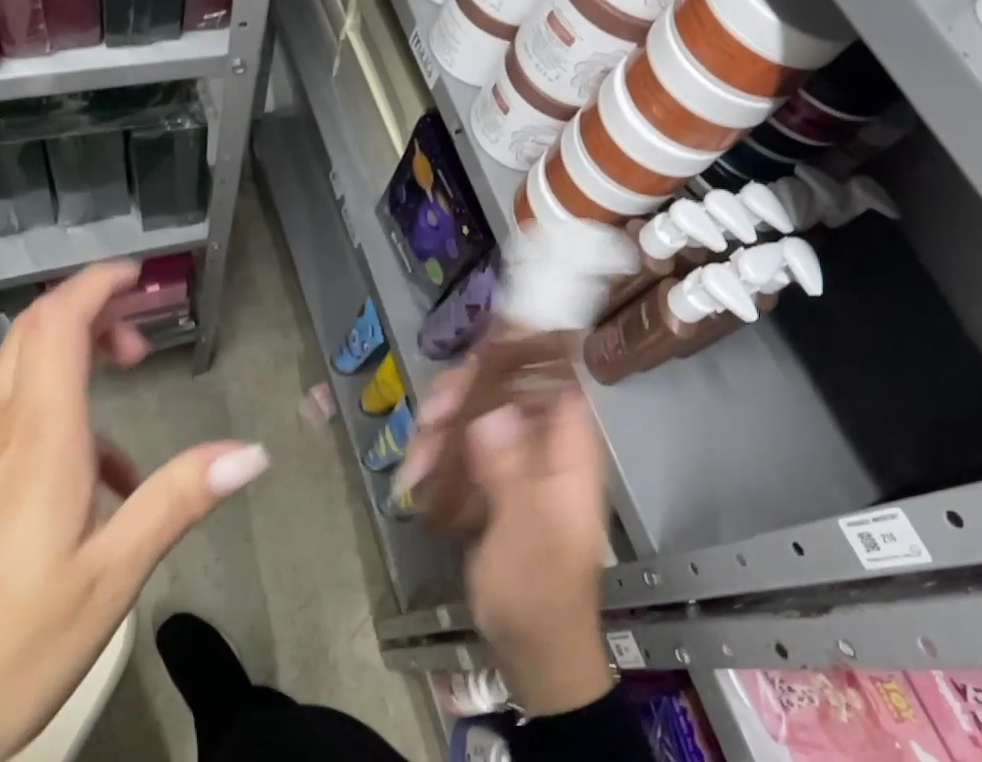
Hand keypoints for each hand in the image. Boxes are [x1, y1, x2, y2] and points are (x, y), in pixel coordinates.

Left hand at [0, 262, 271, 761]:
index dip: (96, 284)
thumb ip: (176, 502)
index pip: (56, 325)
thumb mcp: (108, 580)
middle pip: (32, 340)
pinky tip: (77, 507)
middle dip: (90, 317)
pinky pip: (1, 439)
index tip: (140, 274)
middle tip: (145, 338)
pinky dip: (50, 433)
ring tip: (130, 449)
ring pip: (17, 390)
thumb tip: (251, 450)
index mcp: (34, 443)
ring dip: (73, 381)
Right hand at [401, 363, 612, 716]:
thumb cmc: (539, 592)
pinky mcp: (490, 482)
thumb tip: (494, 411)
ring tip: (415, 458)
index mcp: (568, 450)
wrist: (532, 647)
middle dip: (464, 393)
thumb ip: (511, 470)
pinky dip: (435, 453)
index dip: (530, 347)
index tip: (487, 333)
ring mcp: (515, 463)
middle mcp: (544, 446)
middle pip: (505, 390)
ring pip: (476, 415)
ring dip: (441, 426)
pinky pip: (461, 447)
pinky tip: (413, 474)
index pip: (558, 378)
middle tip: (432, 413)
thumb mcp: (526, 532)